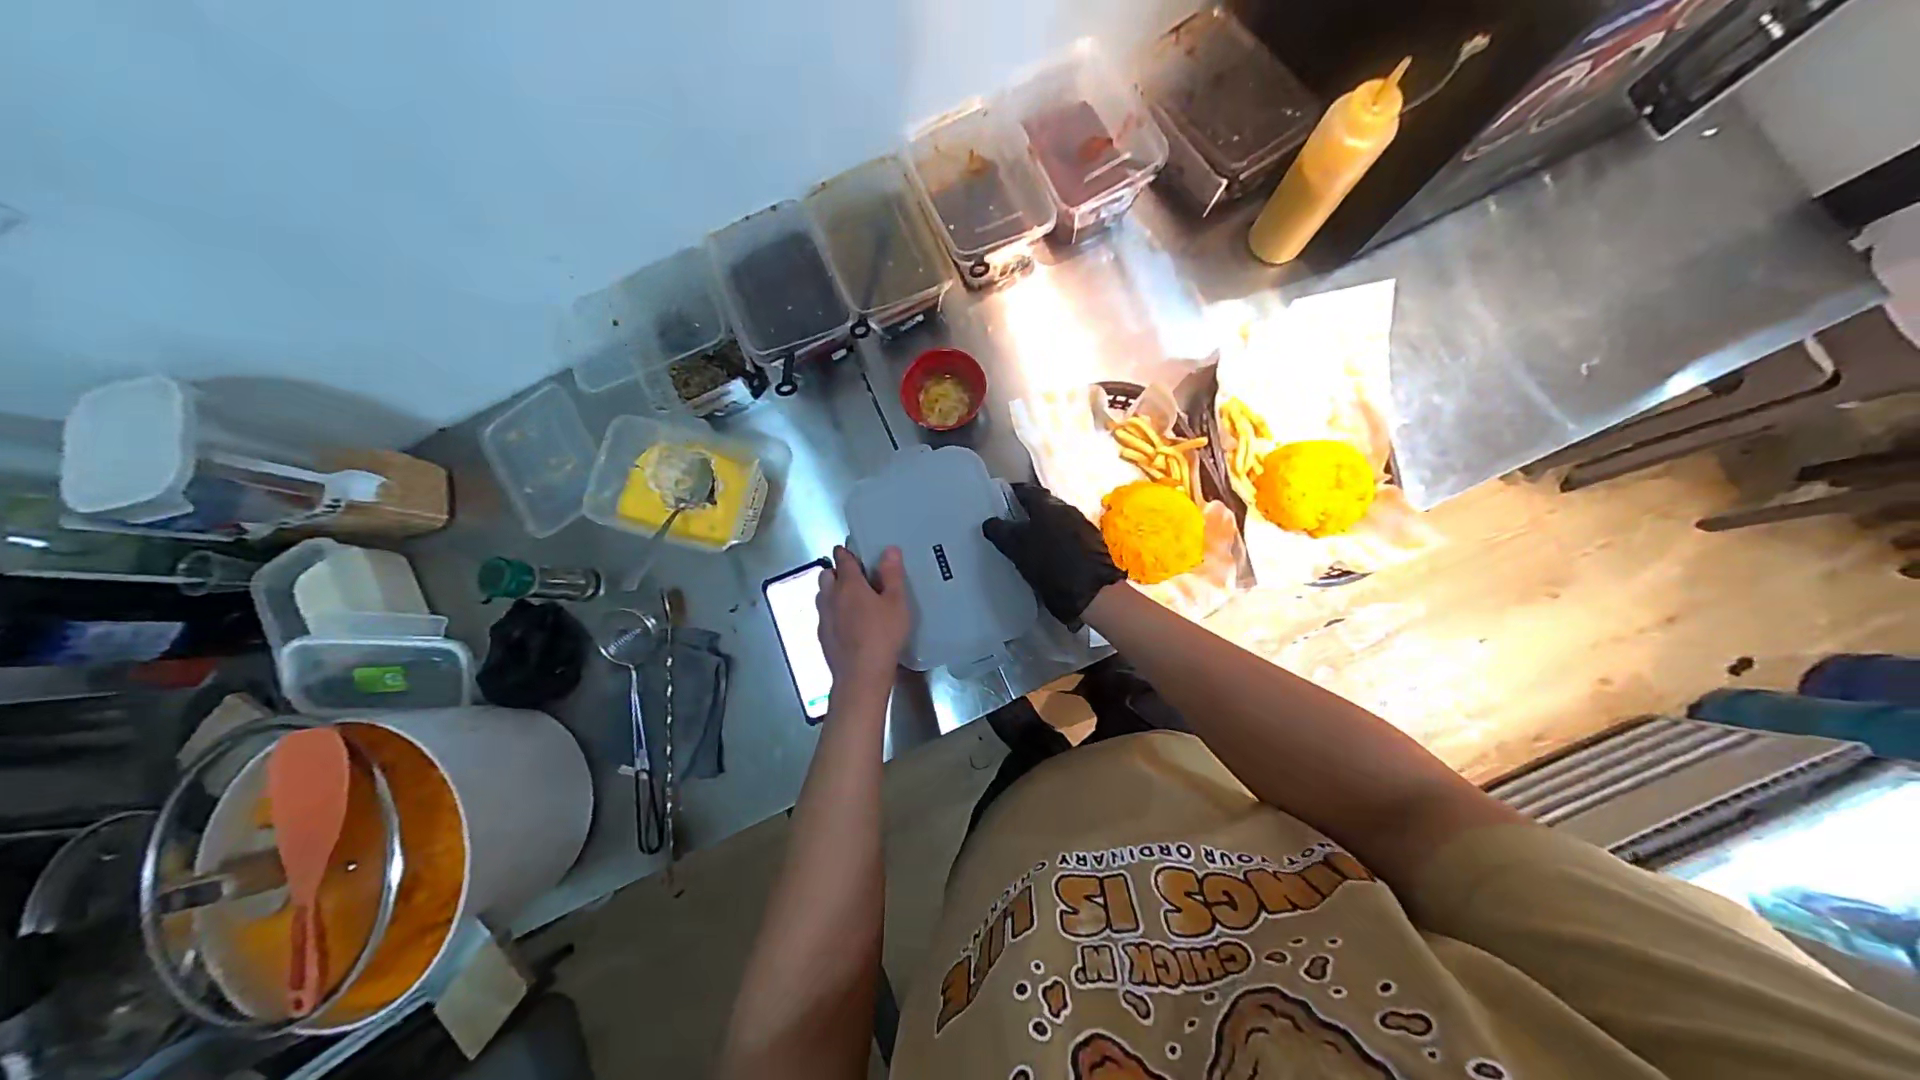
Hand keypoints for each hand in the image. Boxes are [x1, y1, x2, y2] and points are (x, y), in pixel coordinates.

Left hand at [816, 545, 909, 695]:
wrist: (860, 675)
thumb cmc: (883, 635)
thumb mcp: (896, 603)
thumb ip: (892, 575)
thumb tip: (889, 550)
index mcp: (848, 585)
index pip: (842, 559)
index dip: (846, 552)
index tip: (852, 551)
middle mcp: (830, 597)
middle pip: (826, 575)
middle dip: (837, 572)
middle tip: (855, 578)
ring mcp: (823, 618)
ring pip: (822, 596)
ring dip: (832, 592)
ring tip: (852, 600)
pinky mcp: (822, 636)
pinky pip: (824, 616)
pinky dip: (833, 613)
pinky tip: (848, 624)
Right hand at [981, 483, 1124, 627]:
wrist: (1093, 593)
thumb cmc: (1050, 566)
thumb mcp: (1017, 549)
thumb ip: (1001, 532)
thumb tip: (990, 522)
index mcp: (1047, 505)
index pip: (1026, 490)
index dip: (1013, 493)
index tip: (1002, 499)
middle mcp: (1068, 509)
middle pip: (1044, 504)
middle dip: (1029, 511)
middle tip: (1013, 521)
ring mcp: (1084, 526)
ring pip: (1058, 520)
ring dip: (1045, 526)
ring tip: (1030, 540)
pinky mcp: (1094, 544)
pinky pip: (1069, 535)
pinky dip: (1057, 540)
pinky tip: (1051, 554)